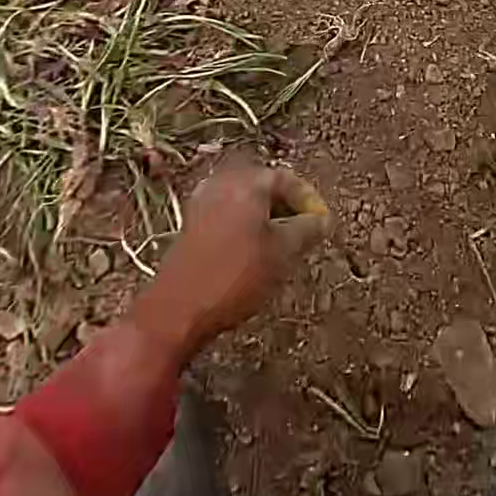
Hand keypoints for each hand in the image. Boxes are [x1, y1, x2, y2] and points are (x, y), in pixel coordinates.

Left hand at [131, 161, 330, 358]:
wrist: (173, 316)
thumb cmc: (235, 276)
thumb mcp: (285, 250)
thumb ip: (309, 228)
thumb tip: (322, 220)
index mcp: (247, 183)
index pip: (289, 179)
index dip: (310, 202)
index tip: (322, 224)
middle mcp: (222, 186)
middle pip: (267, 189)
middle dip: (289, 208)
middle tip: (305, 232)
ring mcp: (201, 208)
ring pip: (248, 205)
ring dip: (269, 220)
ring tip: (283, 246)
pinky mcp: (190, 231)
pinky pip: (230, 218)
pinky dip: (248, 230)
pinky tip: (255, 256)